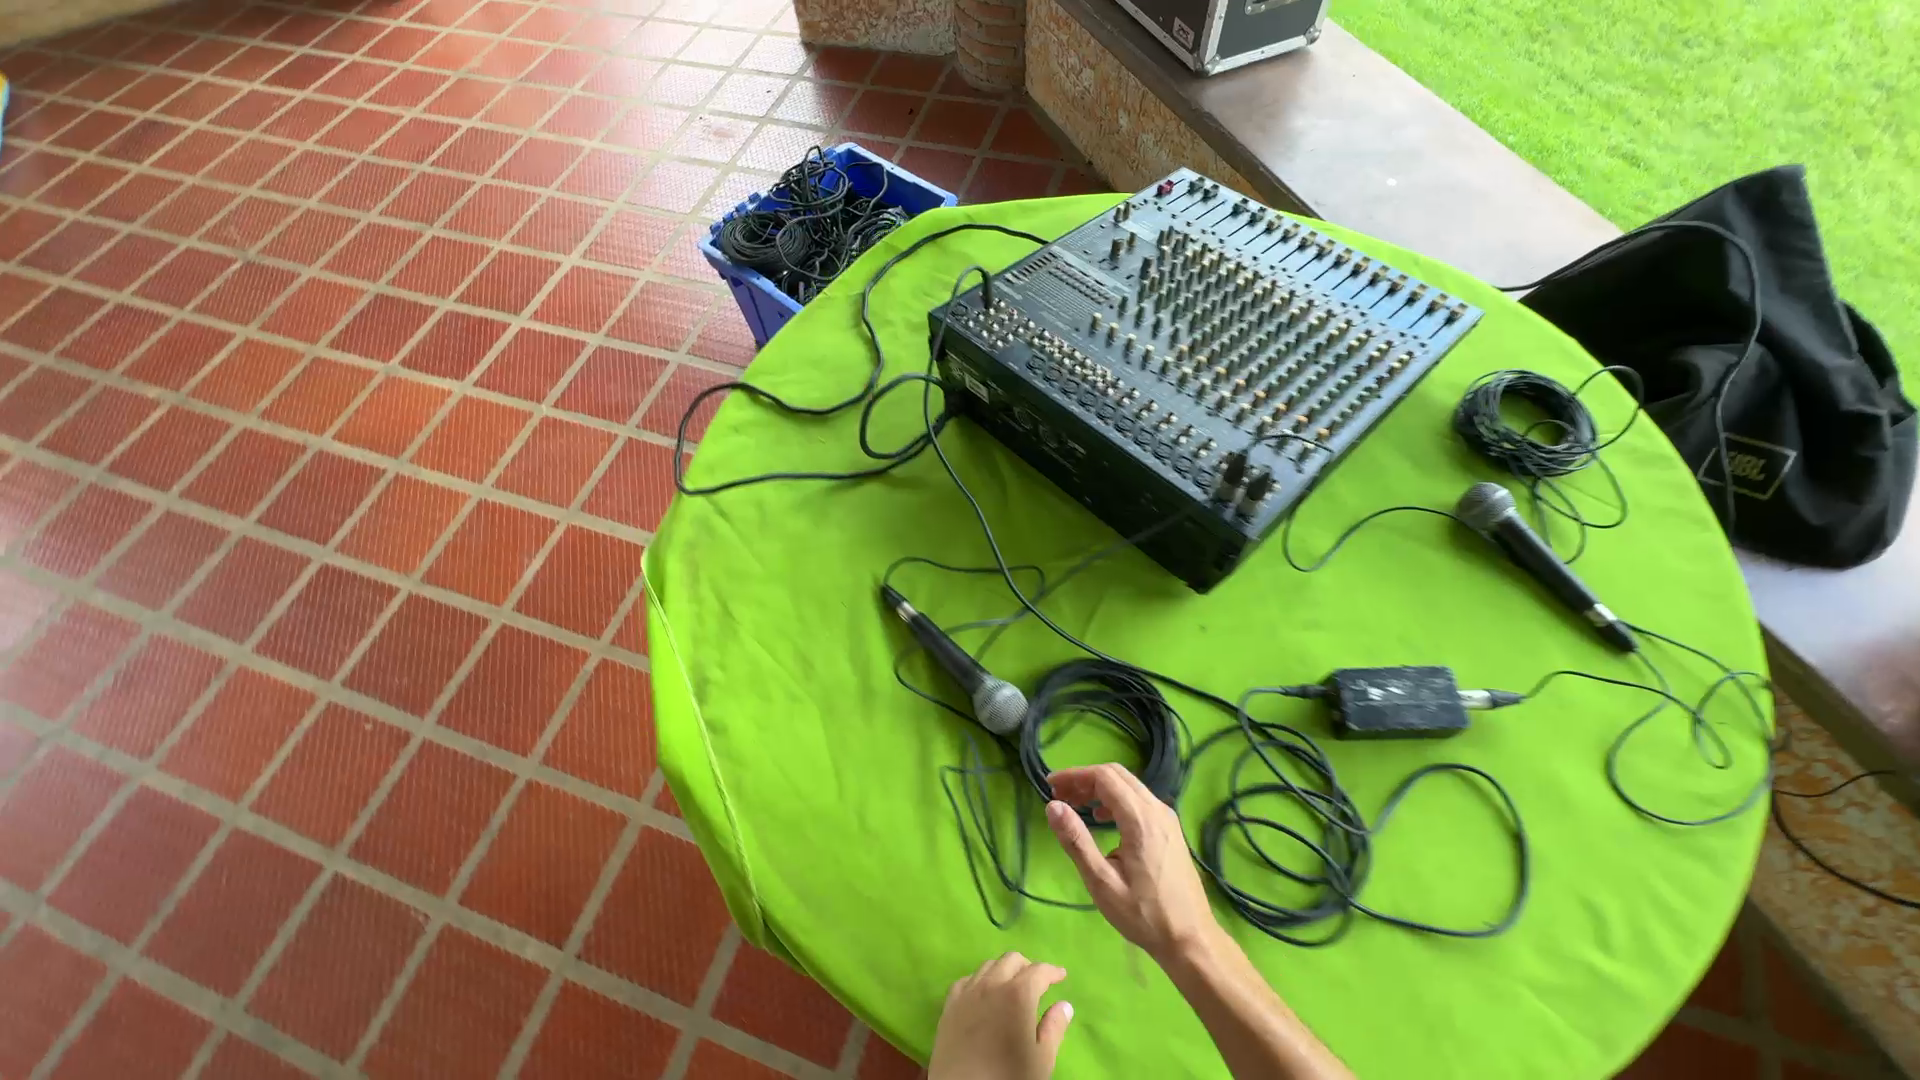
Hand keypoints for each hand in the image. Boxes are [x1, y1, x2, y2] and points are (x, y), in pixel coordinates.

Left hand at [927, 952, 1073, 1079]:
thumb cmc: (1008, 1077)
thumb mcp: (1041, 1060)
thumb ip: (1054, 1029)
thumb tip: (1064, 1005)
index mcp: (1018, 994)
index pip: (1038, 971)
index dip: (1052, 971)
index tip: (1061, 976)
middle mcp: (992, 984)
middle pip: (1011, 960)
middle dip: (1028, 966)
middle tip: (1038, 982)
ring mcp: (967, 992)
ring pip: (988, 965)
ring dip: (1004, 970)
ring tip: (1012, 986)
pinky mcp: (949, 1005)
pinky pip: (966, 980)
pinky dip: (980, 980)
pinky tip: (983, 993)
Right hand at [1046, 763, 1218, 961]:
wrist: (1191, 939)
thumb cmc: (1143, 915)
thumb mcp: (1102, 882)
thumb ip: (1076, 841)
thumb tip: (1053, 806)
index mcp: (1140, 820)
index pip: (1104, 777)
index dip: (1075, 775)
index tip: (1050, 785)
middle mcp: (1157, 810)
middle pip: (1117, 774)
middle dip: (1085, 779)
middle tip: (1059, 793)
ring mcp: (1167, 818)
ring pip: (1129, 785)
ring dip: (1100, 788)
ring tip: (1075, 804)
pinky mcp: (1170, 829)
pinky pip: (1139, 799)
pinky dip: (1115, 799)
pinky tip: (1101, 819)